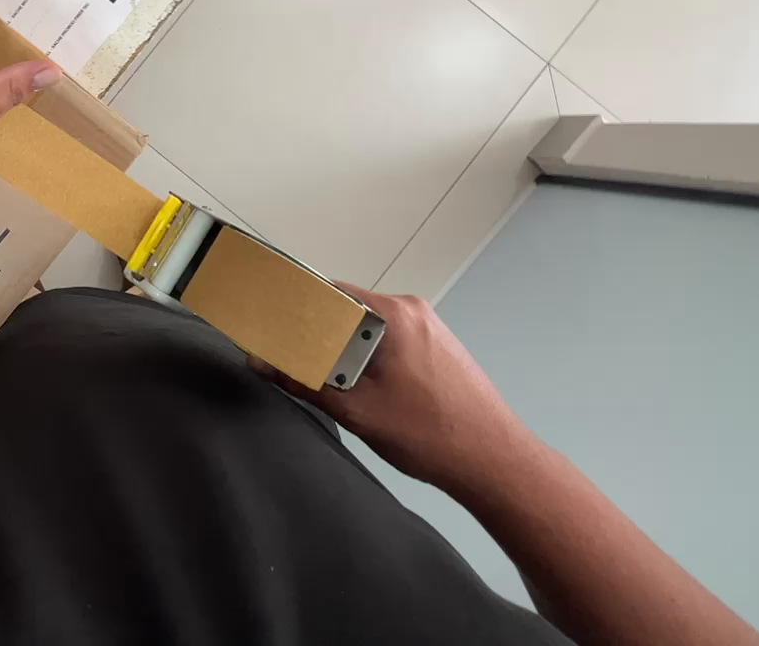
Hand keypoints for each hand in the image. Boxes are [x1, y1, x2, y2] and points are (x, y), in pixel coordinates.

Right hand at [263, 283, 541, 497]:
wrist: (499, 465)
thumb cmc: (429, 435)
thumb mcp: (355, 411)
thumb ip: (302, 382)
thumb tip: (260, 363)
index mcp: (392, 313)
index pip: (327, 292)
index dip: (295, 307)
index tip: (272, 324)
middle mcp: (412, 309)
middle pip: (346, 308)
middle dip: (318, 332)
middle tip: (293, 358)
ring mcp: (430, 325)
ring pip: (367, 325)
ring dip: (345, 346)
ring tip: (327, 377)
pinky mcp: (439, 344)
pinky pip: (389, 337)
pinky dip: (369, 353)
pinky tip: (363, 384)